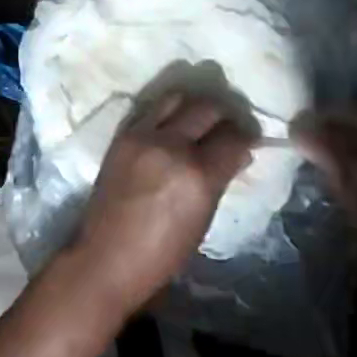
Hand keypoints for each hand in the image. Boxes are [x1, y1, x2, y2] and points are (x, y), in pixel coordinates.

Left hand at [68, 90, 253, 313]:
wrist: (105, 258)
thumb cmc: (162, 253)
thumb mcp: (202, 219)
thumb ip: (220, 179)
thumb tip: (239, 154)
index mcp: (197, 175)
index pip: (233, 139)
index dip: (247, 137)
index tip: (250, 139)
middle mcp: (172, 146)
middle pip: (208, 109)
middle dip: (225, 115)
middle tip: (230, 125)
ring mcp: (143, 136)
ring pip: (178, 98)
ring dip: (195, 105)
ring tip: (201, 119)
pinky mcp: (123, 135)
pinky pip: (152, 108)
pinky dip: (169, 112)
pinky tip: (174, 124)